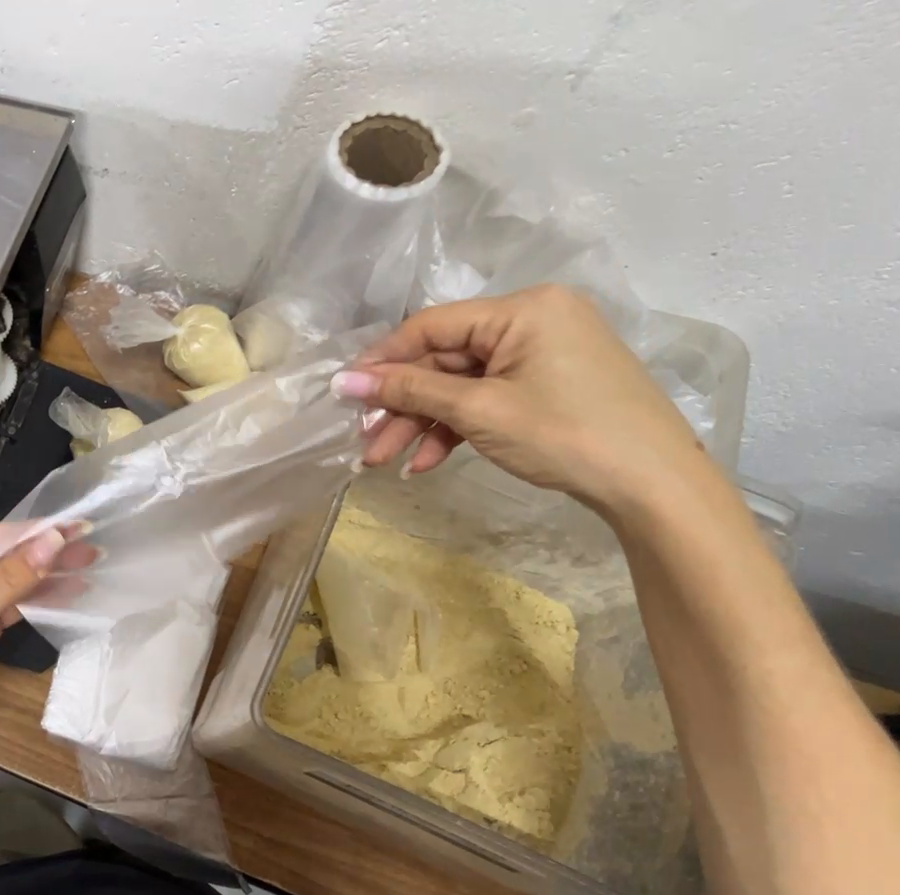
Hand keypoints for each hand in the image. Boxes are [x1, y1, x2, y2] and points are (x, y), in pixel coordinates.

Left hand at [0, 523, 91, 738]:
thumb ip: (10, 579)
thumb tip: (51, 541)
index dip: (33, 533)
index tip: (74, 527)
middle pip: (3, 558)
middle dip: (45, 553)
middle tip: (89, 545)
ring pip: (11, 581)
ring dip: (45, 575)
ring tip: (88, 564)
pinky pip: (11, 604)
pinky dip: (36, 600)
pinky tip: (66, 592)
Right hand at [329, 285, 708, 517]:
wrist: (652, 483)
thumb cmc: (565, 434)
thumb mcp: (478, 410)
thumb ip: (408, 391)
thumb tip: (343, 381)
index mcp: (523, 309)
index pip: (430, 326)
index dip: (382, 361)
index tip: (344, 395)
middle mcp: (532, 321)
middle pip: (442, 361)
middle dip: (401, 405)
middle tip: (366, 442)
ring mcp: (540, 355)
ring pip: (458, 386)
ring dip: (420, 423)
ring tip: (386, 461)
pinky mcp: (545, 385)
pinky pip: (483, 400)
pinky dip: (453, 429)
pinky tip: (427, 462)